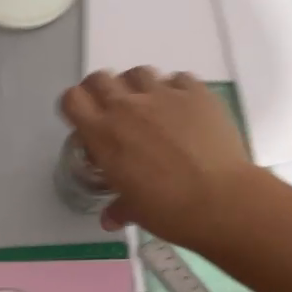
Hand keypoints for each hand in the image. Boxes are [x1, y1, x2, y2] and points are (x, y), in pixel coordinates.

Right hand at [59, 67, 260, 247]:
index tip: (85, 120)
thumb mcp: (134, 210)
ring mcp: (163, 95)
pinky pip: (177, 78)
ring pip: (137, 73)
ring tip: (149, 109)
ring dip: (137, 87)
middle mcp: (127, 107)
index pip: (72, 99)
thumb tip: (111, 218)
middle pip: (100, 79)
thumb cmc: (167, 210)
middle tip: (114, 112)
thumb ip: (118, 207)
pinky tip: (182, 111)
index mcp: (103, 135)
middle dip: (101, 92)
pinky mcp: (196, 92)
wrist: (219, 199)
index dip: (75, 106)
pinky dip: (174, 90)